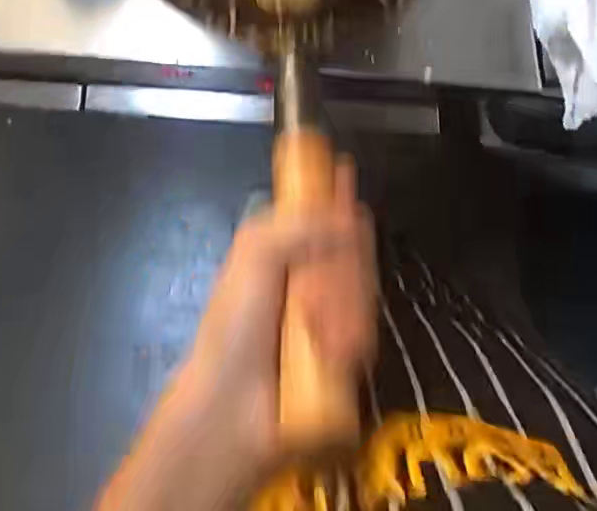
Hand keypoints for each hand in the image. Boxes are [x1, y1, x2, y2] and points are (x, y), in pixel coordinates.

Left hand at [97, 167, 375, 510]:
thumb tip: (348, 218)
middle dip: (345, 272)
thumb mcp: (256, 256)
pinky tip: (336, 355)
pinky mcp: (340, 352)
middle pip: (350, 251)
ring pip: (362, 291)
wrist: (231, 411)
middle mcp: (304, 275)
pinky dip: (353, 340)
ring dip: (347, 312)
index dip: (336, 197)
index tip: (349, 185)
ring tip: (322, 337)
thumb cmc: (236, 326)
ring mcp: (324, 313)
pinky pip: (365, 331)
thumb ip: (301, 226)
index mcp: (278, 248)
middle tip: (319, 301)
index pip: (318, 212)